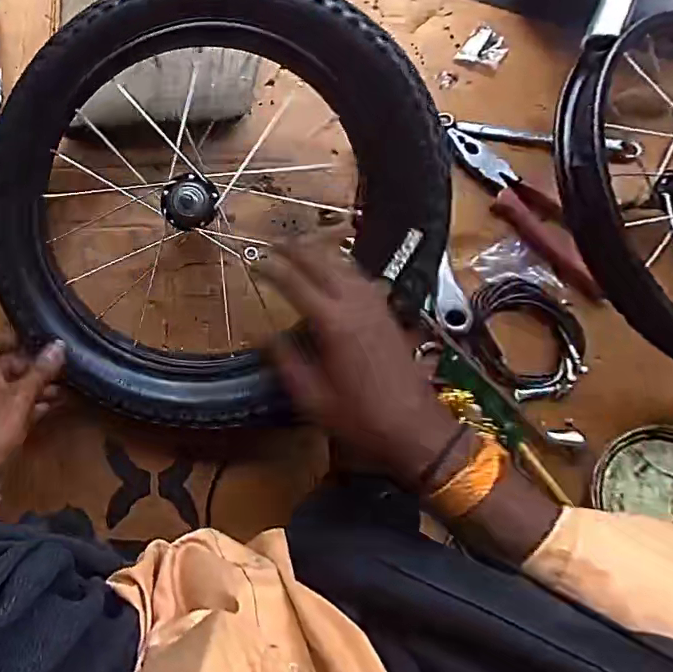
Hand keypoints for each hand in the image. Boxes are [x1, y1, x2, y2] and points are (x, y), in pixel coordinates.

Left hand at [0, 333, 65, 483]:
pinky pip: (16, 407)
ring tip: (64, 388)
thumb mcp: (19, 397)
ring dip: (37, 387)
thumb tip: (58, 344)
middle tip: (59, 367)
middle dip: (33, 366)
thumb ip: (39, 372)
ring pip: (14, 388)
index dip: (9, 337)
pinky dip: (33, 405)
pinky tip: (54, 406)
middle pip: (7, 365)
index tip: (33, 339)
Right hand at [257, 247, 457, 483]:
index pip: (295, 284)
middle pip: (323, 265)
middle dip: (298, 249)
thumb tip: (261, 335)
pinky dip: (344, 266)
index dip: (273, 270)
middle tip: (276, 240)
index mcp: (333, 324)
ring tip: (303, 246)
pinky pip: (363, 279)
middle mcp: (356, 308)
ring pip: (346, 267)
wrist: (417, 431)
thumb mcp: (310, 396)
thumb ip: (285, 360)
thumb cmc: (360, 417)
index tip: (255, 261)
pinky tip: (338, 269)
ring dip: (322, 253)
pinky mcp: (389, 316)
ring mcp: (376, 309)